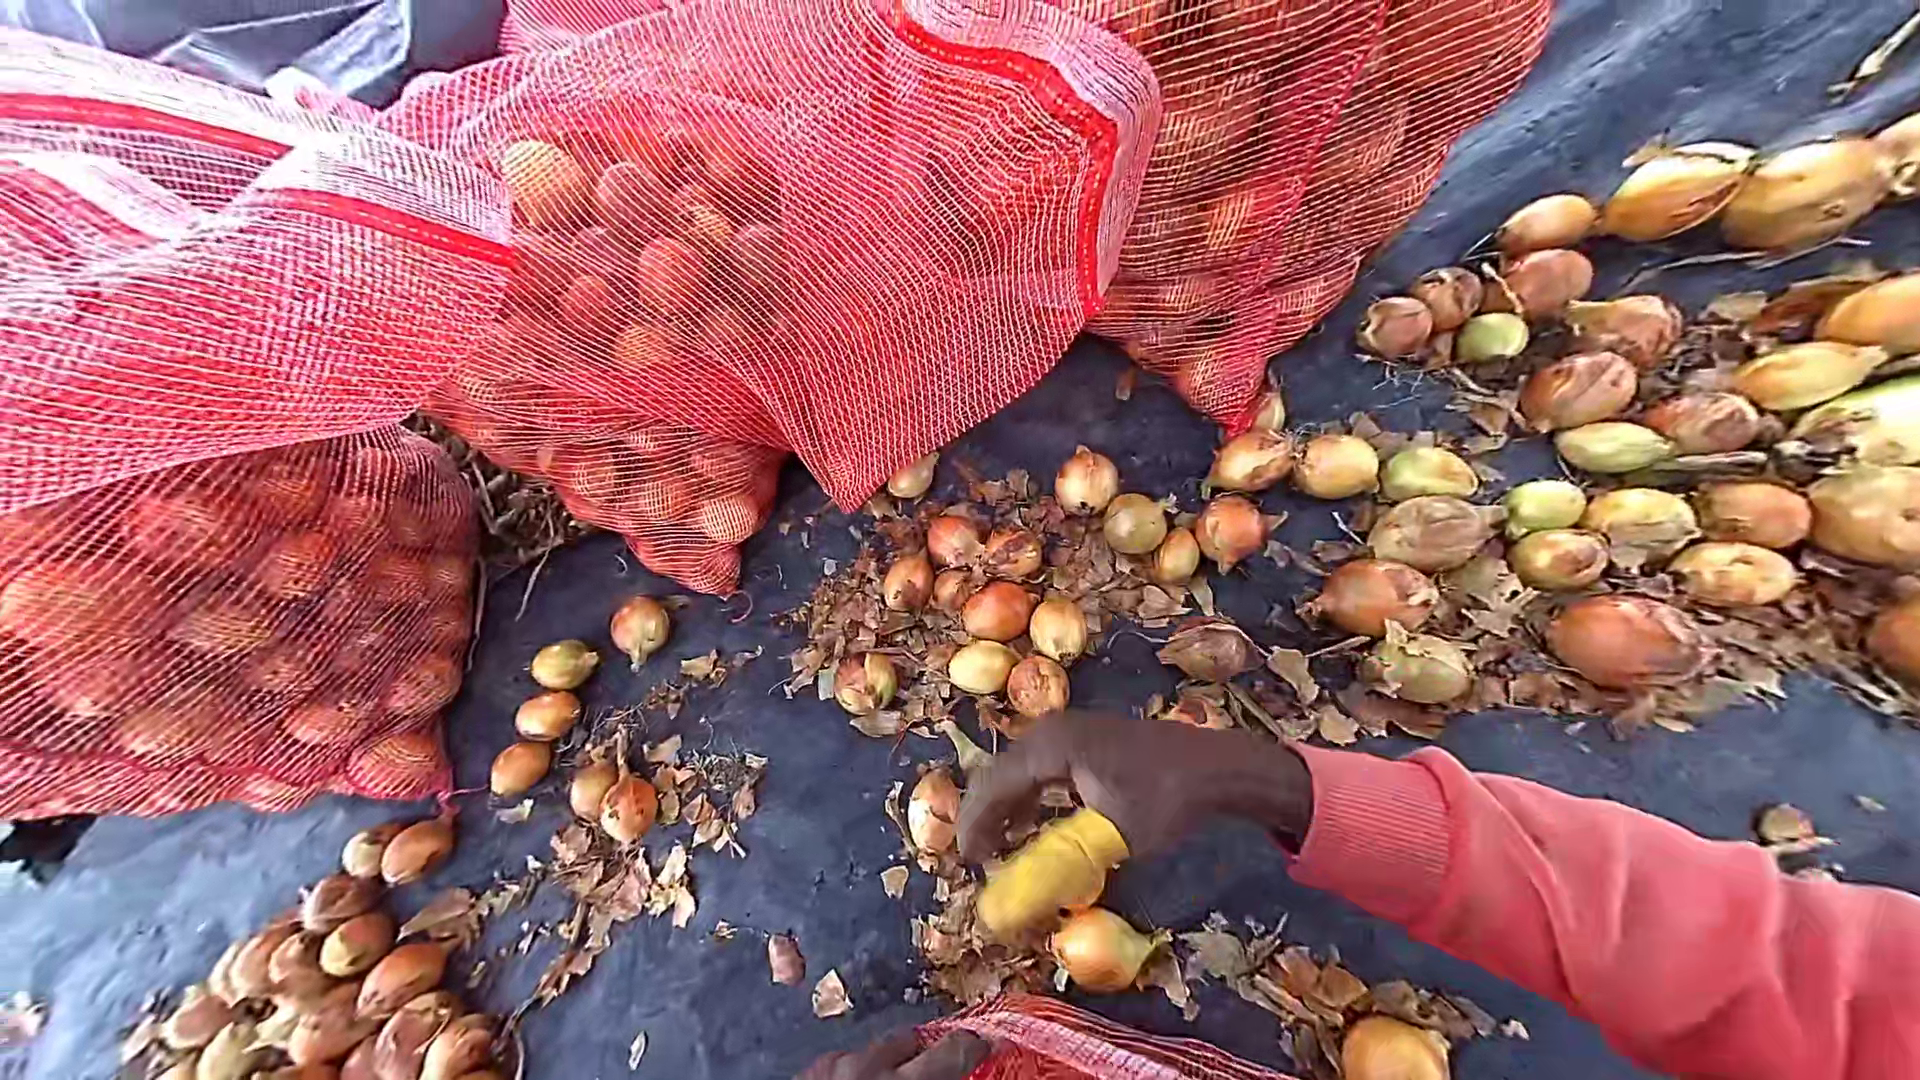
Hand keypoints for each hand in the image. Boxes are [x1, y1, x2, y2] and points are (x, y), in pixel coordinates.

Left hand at [796, 1030, 990, 1079]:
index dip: (974, 1048)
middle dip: (928, 1055)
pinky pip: (843, 1062)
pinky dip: (855, 1075)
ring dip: (890, 1065)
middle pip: (914, 1040)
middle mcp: (874, 1067)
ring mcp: (838, 1066)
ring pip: (877, 1050)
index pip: (954, 1052)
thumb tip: (955, 1078)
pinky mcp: (812, 1071)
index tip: (986, 1047)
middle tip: (938, 1072)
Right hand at [957, 710, 1312, 862]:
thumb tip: (1019, 893)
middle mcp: (1049, 731)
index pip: (996, 784)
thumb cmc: (1162, 798)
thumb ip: (1059, 860)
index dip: (976, 823)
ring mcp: (1064, 731)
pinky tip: (1028, 826)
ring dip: (1005, 809)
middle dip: (985, 815)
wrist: (1210, 765)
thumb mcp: (1111, 835)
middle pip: (1000, 773)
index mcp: (1051, 746)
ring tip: (995, 848)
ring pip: (1017, 772)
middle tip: (976, 857)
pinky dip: (1028, 799)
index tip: (966, 859)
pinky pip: (1038, 770)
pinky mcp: (1078, 740)